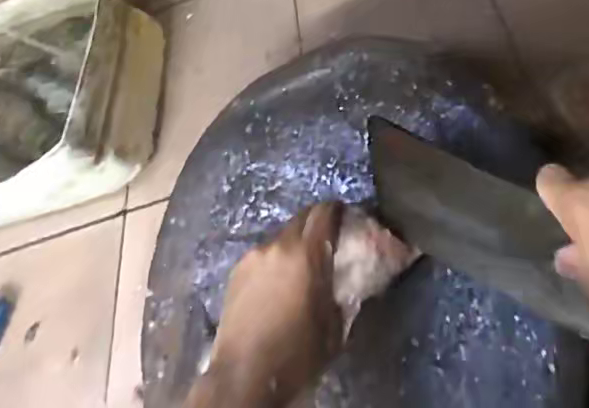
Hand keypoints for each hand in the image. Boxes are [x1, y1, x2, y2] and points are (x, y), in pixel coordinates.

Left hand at [190, 202, 343, 407]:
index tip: (346, 218)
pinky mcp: (237, 269)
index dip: (338, 211)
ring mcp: (254, 255)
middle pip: (302, 217)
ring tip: (299, 269)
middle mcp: (279, 245)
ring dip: (295, 244)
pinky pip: (264, 254)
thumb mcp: (333, 328)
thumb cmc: (295, 355)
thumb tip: (351, 275)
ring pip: (282, 236)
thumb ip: (343, 292)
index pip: (325, 212)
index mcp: (306, 254)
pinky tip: (276, 284)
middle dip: (317, 223)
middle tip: (327, 241)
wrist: (243, 378)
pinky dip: (275, 260)